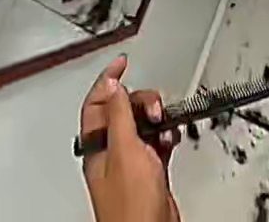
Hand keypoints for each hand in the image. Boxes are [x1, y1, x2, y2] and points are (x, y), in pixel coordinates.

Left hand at [80, 56, 181, 221]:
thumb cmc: (131, 209)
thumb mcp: (125, 150)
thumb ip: (119, 115)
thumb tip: (112, 85)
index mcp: (97, 146)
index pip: (96, 102)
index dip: (107, 79)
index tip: (121, 62)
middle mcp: (112, 151)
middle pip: (125, 108)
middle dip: (142, 102)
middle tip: (153, 110)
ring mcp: (132, 159)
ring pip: (143, 122)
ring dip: (158, 119)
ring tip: (163, 128)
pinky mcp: (150, 168)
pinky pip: (158, 139)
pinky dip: (167, 134)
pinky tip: (171, 139)